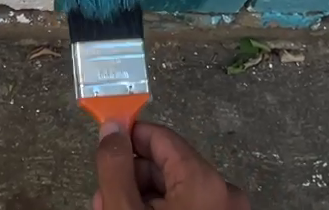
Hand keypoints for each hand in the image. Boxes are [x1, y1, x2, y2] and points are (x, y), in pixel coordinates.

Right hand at [94, 120, 249, 209]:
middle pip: (166, 166)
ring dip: (142, 196)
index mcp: (205, 180)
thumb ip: (115, 167)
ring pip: (176, 191)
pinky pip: (189, 209)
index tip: (103, 147)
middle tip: (103, 195)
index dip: (127, 138)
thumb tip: (111, 127)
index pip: (160, 136)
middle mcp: (224, 192)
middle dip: (130, 176)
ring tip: (112, 208)